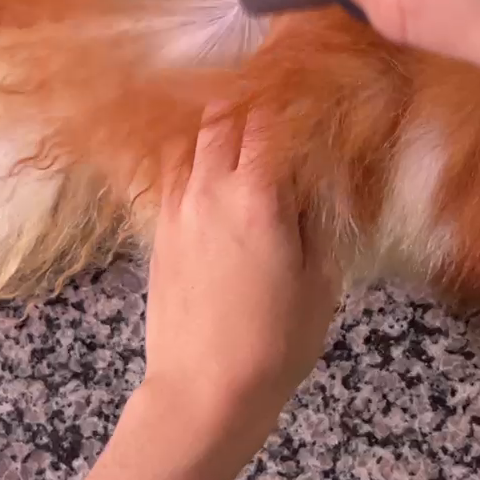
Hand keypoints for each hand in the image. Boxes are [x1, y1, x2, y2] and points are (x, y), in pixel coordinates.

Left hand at [140, 107, 341, 444]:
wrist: (203, 388)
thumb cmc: (275, 341)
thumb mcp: (320, 280)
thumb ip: (316, 217)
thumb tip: (313, 176)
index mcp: (258, 196)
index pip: (268, 124)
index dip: (284, 100)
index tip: (299, 91)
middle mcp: (210, 189)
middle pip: (221, 119)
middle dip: (246, 102)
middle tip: (267, 101)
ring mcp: (177, 206)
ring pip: (190, 141)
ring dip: (213, 126)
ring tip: (235, 125)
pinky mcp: (159, 228)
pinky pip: (170, 173)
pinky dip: (188, 156)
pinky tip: (203, 165)